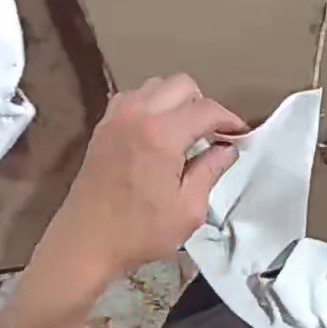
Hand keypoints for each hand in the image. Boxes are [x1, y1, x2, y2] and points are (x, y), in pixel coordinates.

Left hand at [37, 74, 244, 287]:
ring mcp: (115, 118)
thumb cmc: (139, 232)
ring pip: (156, 86)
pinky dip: (152, 106)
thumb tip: (226, 150)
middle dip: (203, 106)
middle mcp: (137, 115)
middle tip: (213, 135)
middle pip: (181, 84)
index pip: (206, 109)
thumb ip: (210, 172)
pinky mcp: (102, 128)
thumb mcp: (188, 209)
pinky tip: (158, 134)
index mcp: (161, 134)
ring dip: (177, 102)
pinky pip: (134, 98)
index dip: (230, 120)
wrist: (85, 243)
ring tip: (186, 133)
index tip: (241, 135)